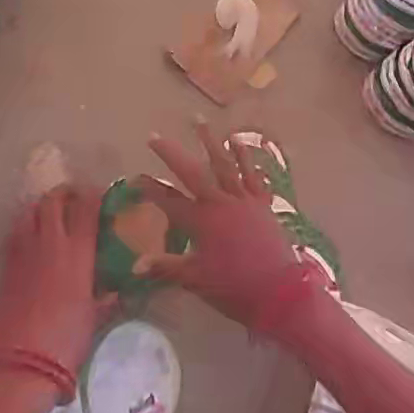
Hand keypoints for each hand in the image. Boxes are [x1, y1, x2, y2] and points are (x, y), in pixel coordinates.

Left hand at [0, 186, 110, 374]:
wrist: (21, 364)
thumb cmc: (66, 340)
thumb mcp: (95, 317)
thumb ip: (106, 297)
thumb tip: (118, 291)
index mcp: (77, 251)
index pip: (86, 207)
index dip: (93, 194)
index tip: (100, 193)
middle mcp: (50, 242)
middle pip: (53, 200)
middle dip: (64, 192)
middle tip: (74, 197)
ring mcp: (24, 252)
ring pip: (30, 210)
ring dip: (42, 206)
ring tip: (51, 214)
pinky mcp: (5, 266)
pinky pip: (16, 232)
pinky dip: (26, 225)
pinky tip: (33, 238)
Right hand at [137, 119, 304, 330]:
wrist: (280, 292)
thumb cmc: (234, 287)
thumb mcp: (195, 280)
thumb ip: (165, 267)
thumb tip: (135, 265)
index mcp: (201, 221)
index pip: (168, 201)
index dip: (149, 189)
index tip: (133, 178)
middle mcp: (220, 203)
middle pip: (193, 172)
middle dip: (172, 153)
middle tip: (155, 136)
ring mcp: (243, 199)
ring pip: (224, 164)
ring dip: (210, 141)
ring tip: (199, 120)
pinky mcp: (262, 203)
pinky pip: (252, 175)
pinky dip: (246, 158)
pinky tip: (240, 143)